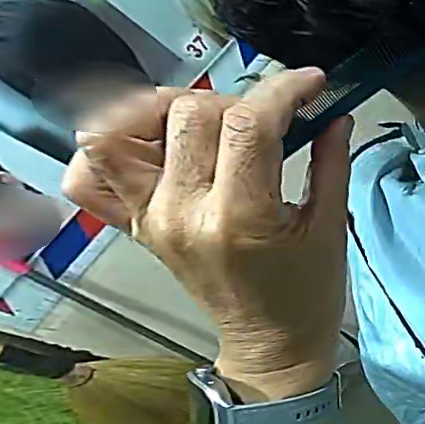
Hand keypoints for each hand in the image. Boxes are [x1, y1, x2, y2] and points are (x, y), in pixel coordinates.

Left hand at [63, 68, 351, 397]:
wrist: (273, 340)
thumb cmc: (311, 291)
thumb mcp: (331, 227)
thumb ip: (330, 164)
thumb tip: (334, 114)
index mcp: (241, 217)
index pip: (249, 125)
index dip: (284, 90)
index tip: (313, 83)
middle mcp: (181, 211)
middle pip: (189, 114)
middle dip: (241, 100)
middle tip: (276, 116)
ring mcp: (147, 216)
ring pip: (120, 128)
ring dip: (167, 108)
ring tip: (213, 120)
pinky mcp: (133, 223)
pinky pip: (89, 171)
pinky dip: (112, 145)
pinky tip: (157, 144)